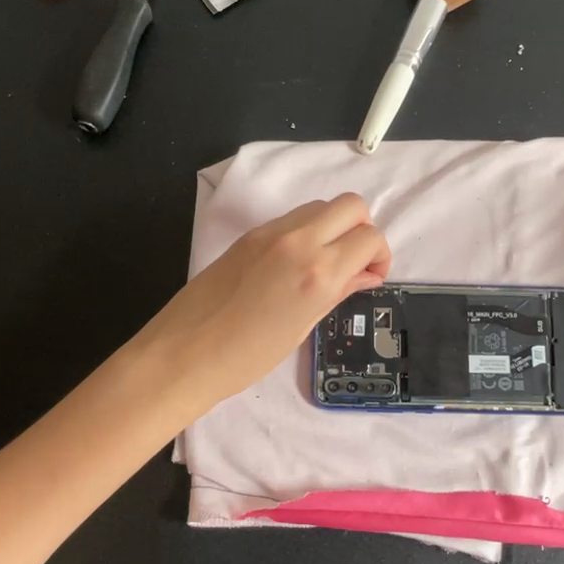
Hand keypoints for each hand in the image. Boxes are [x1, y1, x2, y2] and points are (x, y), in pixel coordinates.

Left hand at [136, 194, 390, 408]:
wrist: (184, 353)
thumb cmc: (246, 357)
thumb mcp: (302, 328)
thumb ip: (339, 293)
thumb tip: (366, 276)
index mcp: (318, 272)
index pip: (370, 237)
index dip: (379, 256)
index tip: (370, 278)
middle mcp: (299, 241)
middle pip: (352, 206)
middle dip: (362, 230)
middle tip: (353, 263)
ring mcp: (271, 233)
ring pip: (322, 206)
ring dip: (334, 227)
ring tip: (324, 265)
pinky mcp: (250, 235)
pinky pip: (293, 219)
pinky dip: (307, 231)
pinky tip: (295, 266)